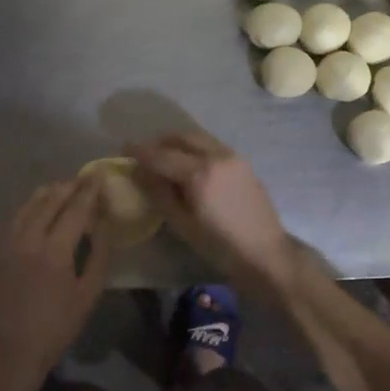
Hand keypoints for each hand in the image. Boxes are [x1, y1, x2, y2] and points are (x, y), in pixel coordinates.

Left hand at [0, 175, 111, 381]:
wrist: (14, 347)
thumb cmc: (58, 325)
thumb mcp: (88, 293)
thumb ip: (98, 255)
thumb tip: (102, 224)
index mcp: (55, 251)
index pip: (75, 210)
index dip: (89, 191)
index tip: (99, 175)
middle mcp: (28, 239)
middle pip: (50, 201)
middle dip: (68, 187)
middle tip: (83, 178)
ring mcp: (8, 243)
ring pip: (28, 206)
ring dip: (47, 193)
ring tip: (62, 187)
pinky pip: (14, 219)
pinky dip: (29, 207)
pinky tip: (38, 207)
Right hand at [124, 132, 294, 282]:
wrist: (266, 253)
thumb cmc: (220, 246)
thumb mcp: (182, 224)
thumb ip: (159, 193)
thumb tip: (140, 172)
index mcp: (199, 173)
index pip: (161, 155)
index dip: (140, 151)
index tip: (123, 148)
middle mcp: (217, 156)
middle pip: (182, 137)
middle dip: (160, 142)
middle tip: (145, 154)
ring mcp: (233, 157)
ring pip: (199, 138)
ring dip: (178, 143)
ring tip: (165, 159)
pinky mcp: (243, 163)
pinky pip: (212, 146)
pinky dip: (195, 149)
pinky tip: (189, 166)